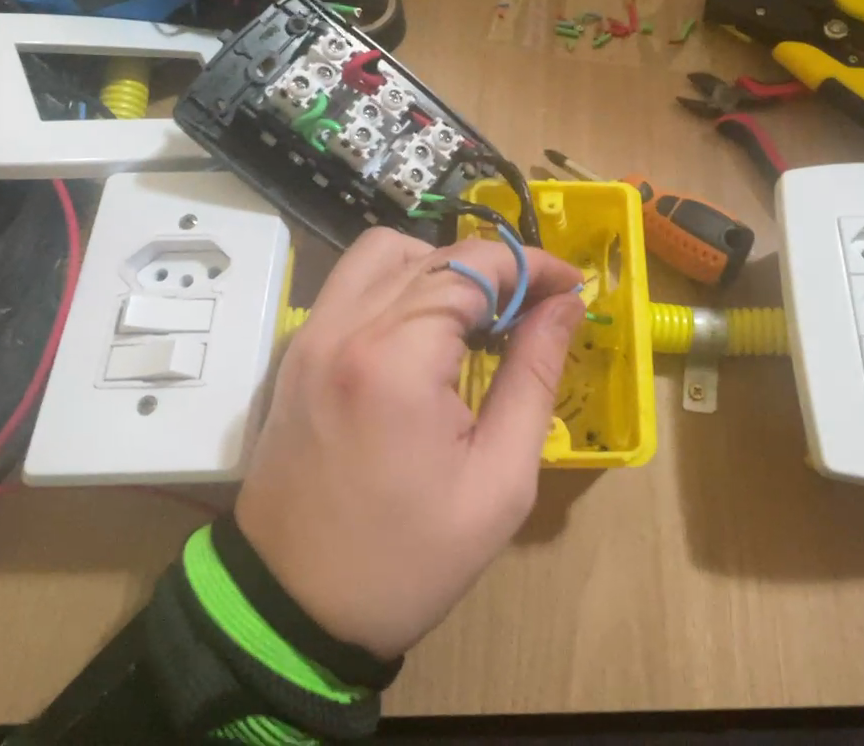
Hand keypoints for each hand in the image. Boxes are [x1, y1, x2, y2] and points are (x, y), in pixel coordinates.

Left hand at [234, 228, 583, 659]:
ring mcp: (308, 338)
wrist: (291, 610)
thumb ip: (535, 375)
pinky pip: (352, 285)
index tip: (572, 285)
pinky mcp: (295, 355)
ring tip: (479, 315)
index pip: (474, 268)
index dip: (532, 265)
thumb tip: (565, 306)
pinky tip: (428, 333)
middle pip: (432, 254)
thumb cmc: (410, 559)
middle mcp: (343, 328)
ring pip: (382, 254)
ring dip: (441, 267)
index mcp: (396, 360)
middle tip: (536, 307)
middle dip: (496, 267)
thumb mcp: (499, 479)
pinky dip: (400, 285)